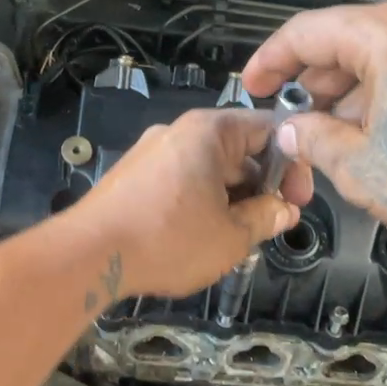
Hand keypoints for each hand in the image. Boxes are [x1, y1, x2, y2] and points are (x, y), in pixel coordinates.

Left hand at [70, 109, 312, 299]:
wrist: (89, 255)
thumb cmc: (169, 240)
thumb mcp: (231, 236)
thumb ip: (265, 218)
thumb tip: (284, 210)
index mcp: (209, 132)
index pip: (269, 130)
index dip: (293, 165)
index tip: (298, 201)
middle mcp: (178, 132)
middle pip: (236, 149)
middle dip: (259, 186)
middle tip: (269, 224)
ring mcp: (150, 153)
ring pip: (207, 170)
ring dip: (230, 199)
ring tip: (235, 237)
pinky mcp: (131, 178)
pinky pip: (179, 182)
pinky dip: (199, 203)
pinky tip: (199, 237)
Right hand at [241, 0, 386, 243]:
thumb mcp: (360, 168)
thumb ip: (314, 142)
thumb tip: (294, 130)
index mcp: (386, 36)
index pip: (307, 31)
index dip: (270, 60)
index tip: (252, 85)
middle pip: (350, 43)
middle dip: (314, 82)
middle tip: (296, 118)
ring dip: (355, 97)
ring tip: (342, 139)